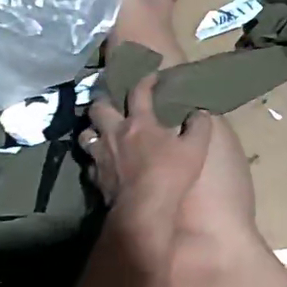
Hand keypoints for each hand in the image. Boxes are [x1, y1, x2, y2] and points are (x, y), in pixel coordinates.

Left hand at [82, 73, 213, 224]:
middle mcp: (115, 133)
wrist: (143, 210)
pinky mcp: (94, 176)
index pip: (139, 92)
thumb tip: (200, 112)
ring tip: (100, 131)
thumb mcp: (196, 149)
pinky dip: (93, 158)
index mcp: (140, 122)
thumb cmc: (171, 175)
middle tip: (111, 102)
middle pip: (99, 107)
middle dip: (104, 100)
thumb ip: (199, 126)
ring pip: (86, 133)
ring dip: (92, 129)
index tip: (152, 76)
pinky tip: (101, 162)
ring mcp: (100, 154)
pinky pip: (88, 162)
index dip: (146, 80)